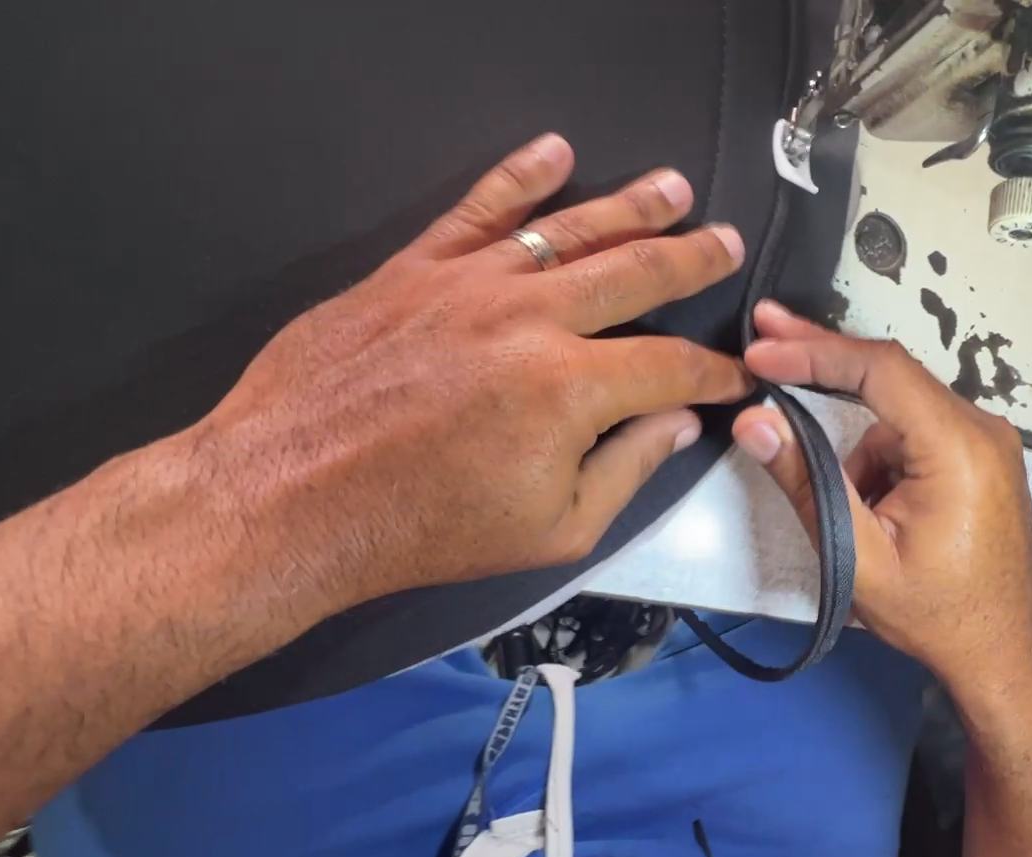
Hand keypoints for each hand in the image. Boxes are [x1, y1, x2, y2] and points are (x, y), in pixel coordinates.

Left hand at [187, 133, 753, 608]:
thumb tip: (677, 423)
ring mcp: (469, 286)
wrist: (295, 499)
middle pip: (637, 273)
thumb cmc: (430, 528)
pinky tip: (557, 152)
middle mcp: (529, 321)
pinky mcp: (414, 270)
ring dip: (632, 206)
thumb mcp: (559, 527)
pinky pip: (478, 209)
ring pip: (571, 230)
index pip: (672, 366)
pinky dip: (520, 177)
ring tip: (673, 189)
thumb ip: (629, 467)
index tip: (737, 374)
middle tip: (729, 246)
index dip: (716, 372)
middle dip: (695, 260)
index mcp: (570, 390)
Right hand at [731, 301, 1031, 684]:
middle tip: (766, 336)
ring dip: (860, 451)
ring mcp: (989, 441)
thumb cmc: (934, 614)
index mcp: (959, 450)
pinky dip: (885, 462)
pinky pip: (918, 436)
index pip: (881, 370)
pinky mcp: (983, 456)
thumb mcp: (858, 556)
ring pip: (899, 415)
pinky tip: (884, 513)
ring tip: (861, 518)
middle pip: (892, 377)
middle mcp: (983, 429)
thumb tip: (755, 422)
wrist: (999, 652)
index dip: (815, 351)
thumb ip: (807, 483)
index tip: (763, 351)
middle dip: (824, 365)